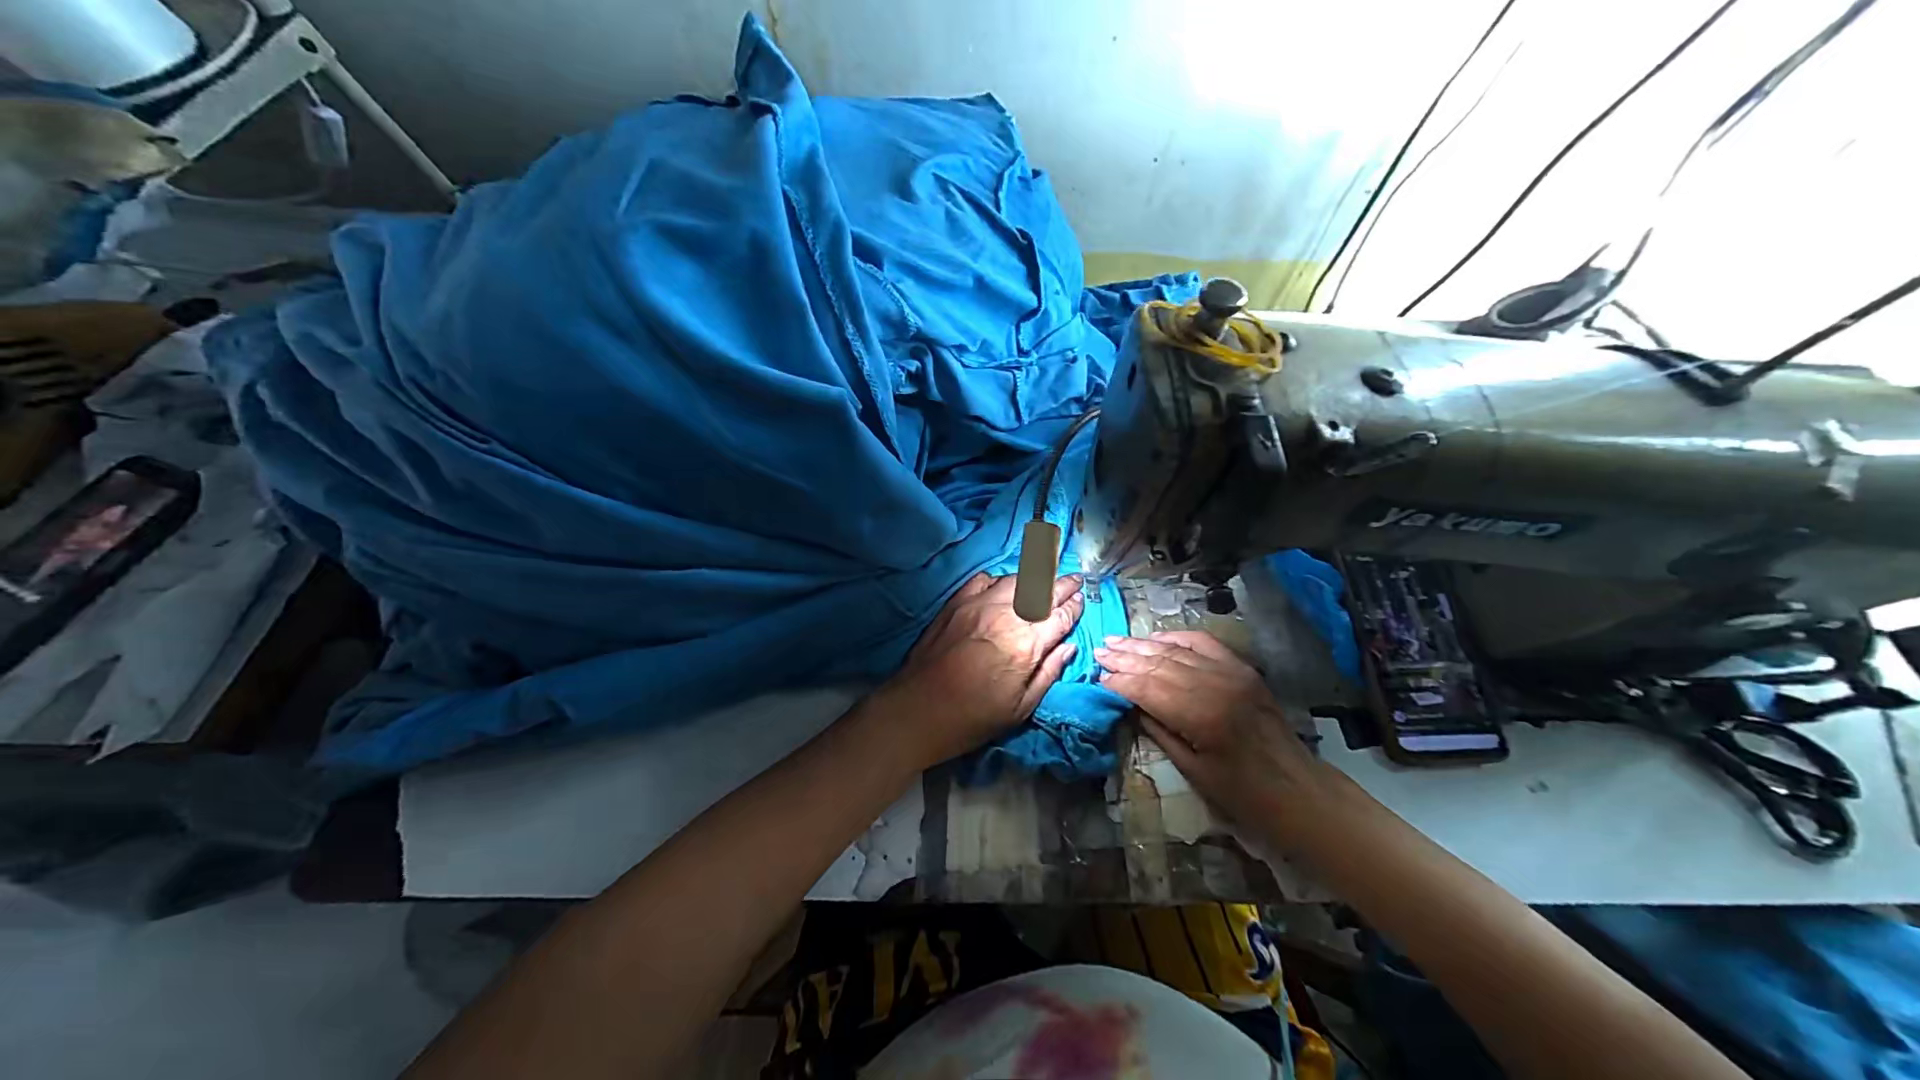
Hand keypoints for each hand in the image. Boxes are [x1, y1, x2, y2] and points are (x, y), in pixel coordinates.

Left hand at [877, 572, 1084, 766]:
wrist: (916, 710)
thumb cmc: (972, 718)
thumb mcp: (1020, 708)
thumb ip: (1048, 673)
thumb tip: (1068, 647)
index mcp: (1027, 644)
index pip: (1061, 616)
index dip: (1075, 607)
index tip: (1082, 601)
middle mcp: (1006, 616)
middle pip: (1043, 591)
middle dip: (1063, 584)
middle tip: (1075, 579)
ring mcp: (978, 604)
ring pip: (1016, 580)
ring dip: (1036, 579)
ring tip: (1047, 579)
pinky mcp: (956, 603)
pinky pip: (984, 580)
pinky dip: (1000, 580)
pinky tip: (1004, 588)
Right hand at [1095, 631, 1321, 826]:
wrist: (1297, 789)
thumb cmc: (1242, 793)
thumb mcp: (1191, 769)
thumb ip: (1159, 730)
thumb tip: (1130, 704)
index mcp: (1201, 716)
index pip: (1148, 688)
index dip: (1120, 681)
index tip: (1097, 678)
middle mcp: (1215, 686)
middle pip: (1159, 664)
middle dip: (1125, 658)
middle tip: (1098, 652)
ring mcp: (1231, 673)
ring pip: (1177, 651)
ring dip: (1144, 645)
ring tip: (1116, 641)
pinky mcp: (1242, 670)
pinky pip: (1204, 644)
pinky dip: (1177, 638)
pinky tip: (1157, 637)